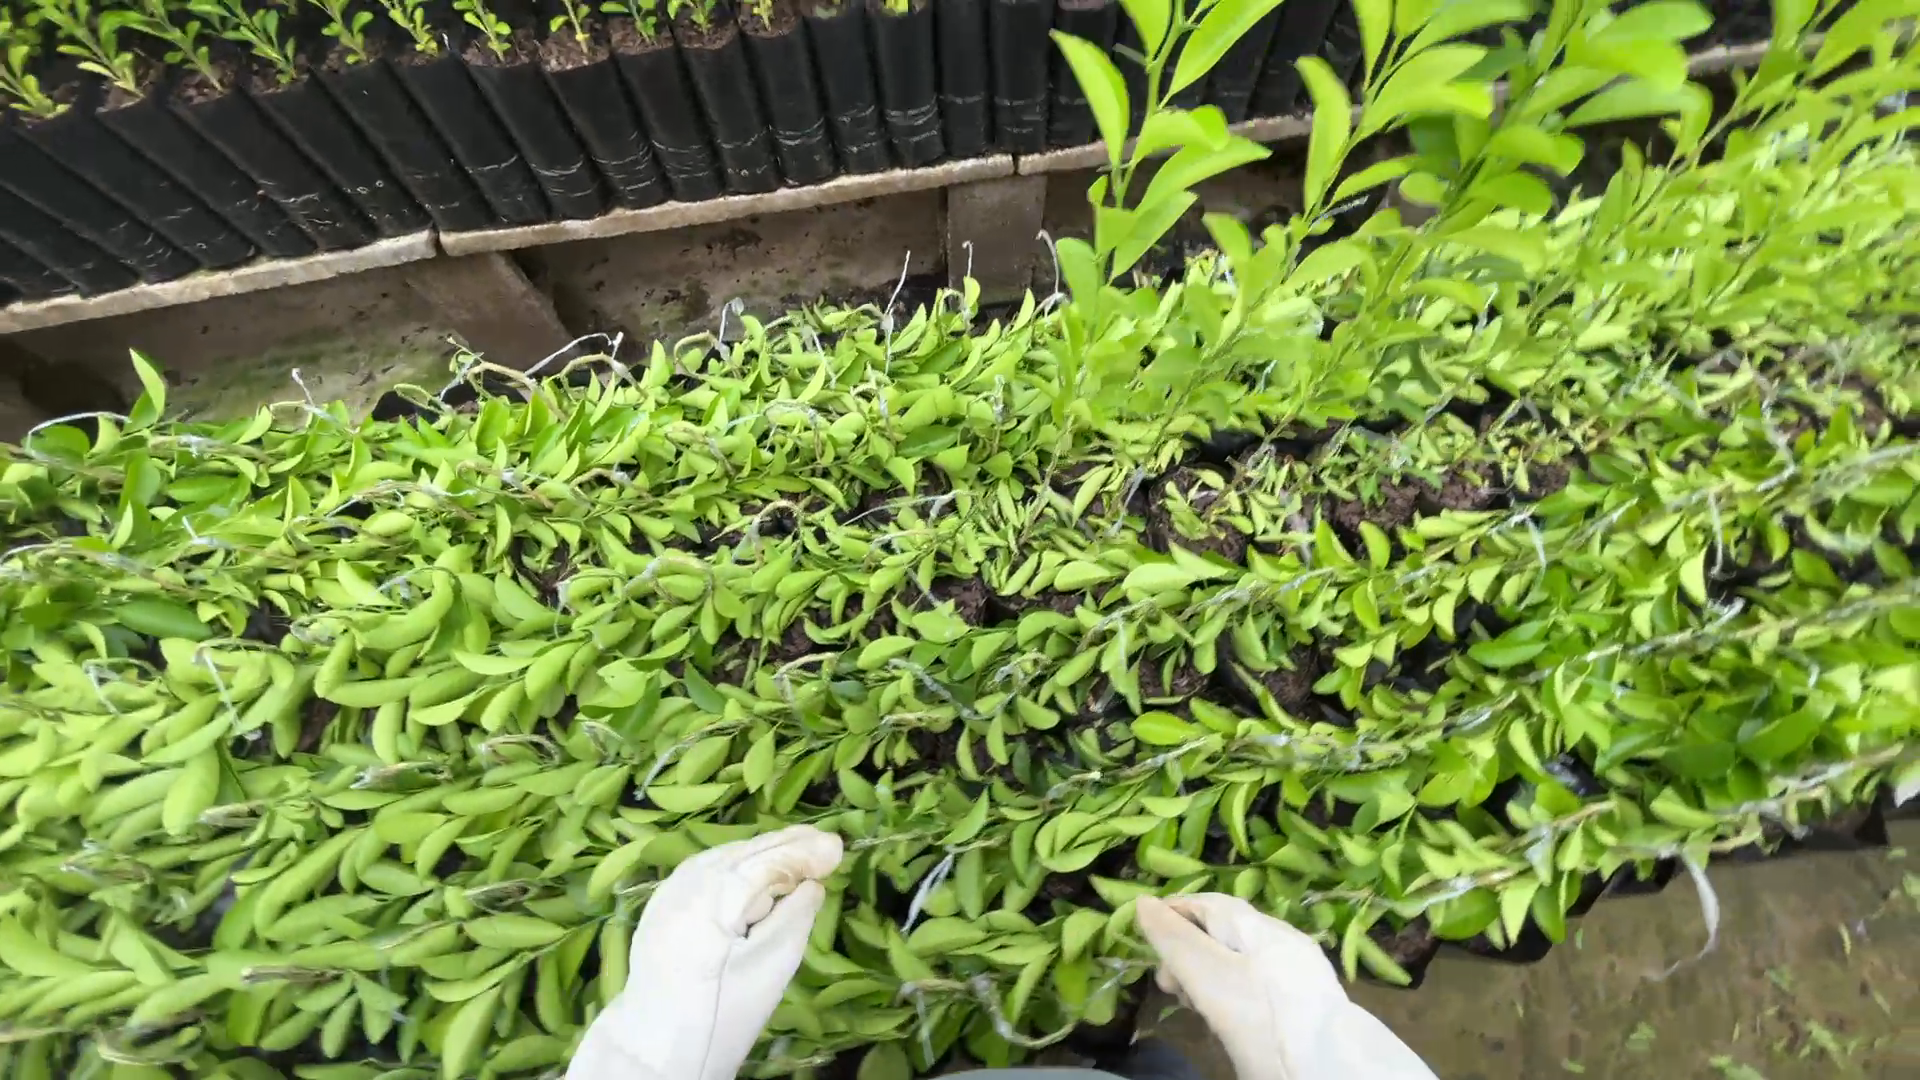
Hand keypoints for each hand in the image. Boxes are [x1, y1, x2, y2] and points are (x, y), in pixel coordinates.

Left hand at [566, 825, 844, 1079]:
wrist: (657, 1053)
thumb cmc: (722, 1016)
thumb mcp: (770, 969)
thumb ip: (796, 917)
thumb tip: (813, 882)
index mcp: (711, 899)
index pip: (767, 862)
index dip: (805, 852)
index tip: (839, 849)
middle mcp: (687, 882)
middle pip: (748, 852)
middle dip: (791, 846)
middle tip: (830, 844)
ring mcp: (671, 889)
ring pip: (730, 855)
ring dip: (768, 853)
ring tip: (804, 854)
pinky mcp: (666, 900)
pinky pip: (712, 868)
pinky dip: (743, 864)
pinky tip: (763, 872)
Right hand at [1135, 894, 1436, 1079]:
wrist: (1338, 1072)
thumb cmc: (1262, 1019)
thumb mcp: (1208, 978)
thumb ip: (1174, 939)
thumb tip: (1143, 901)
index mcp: (1252, 922)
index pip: (1199, 902)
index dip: (1168, 919)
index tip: (1150, 952)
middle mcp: (1278, 932)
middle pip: (1219, 930)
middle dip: (1187, 952)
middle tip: (1170, 989)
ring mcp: (1299, 964)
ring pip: (1240, 956)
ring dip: (1210, 973)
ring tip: (1198, 1006)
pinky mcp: (1312, 996)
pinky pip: (1262, 978)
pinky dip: (1238, 989)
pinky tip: (1235, 1015)